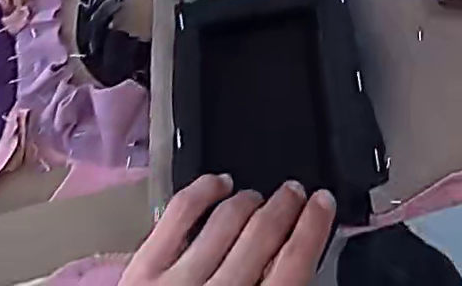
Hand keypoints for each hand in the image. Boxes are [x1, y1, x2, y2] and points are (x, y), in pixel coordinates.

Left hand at [119, 175, 334, 285]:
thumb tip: (299, 270)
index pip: (293, 264)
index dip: (314, 226)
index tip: (323, 202)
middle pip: (264, 232)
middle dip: (287, 204)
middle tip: (295, 193)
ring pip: (228, 218)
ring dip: (252, 199)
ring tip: (261, 197)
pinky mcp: (137, 278)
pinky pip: (178, 214)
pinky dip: (204, 190)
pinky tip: (220, 184)